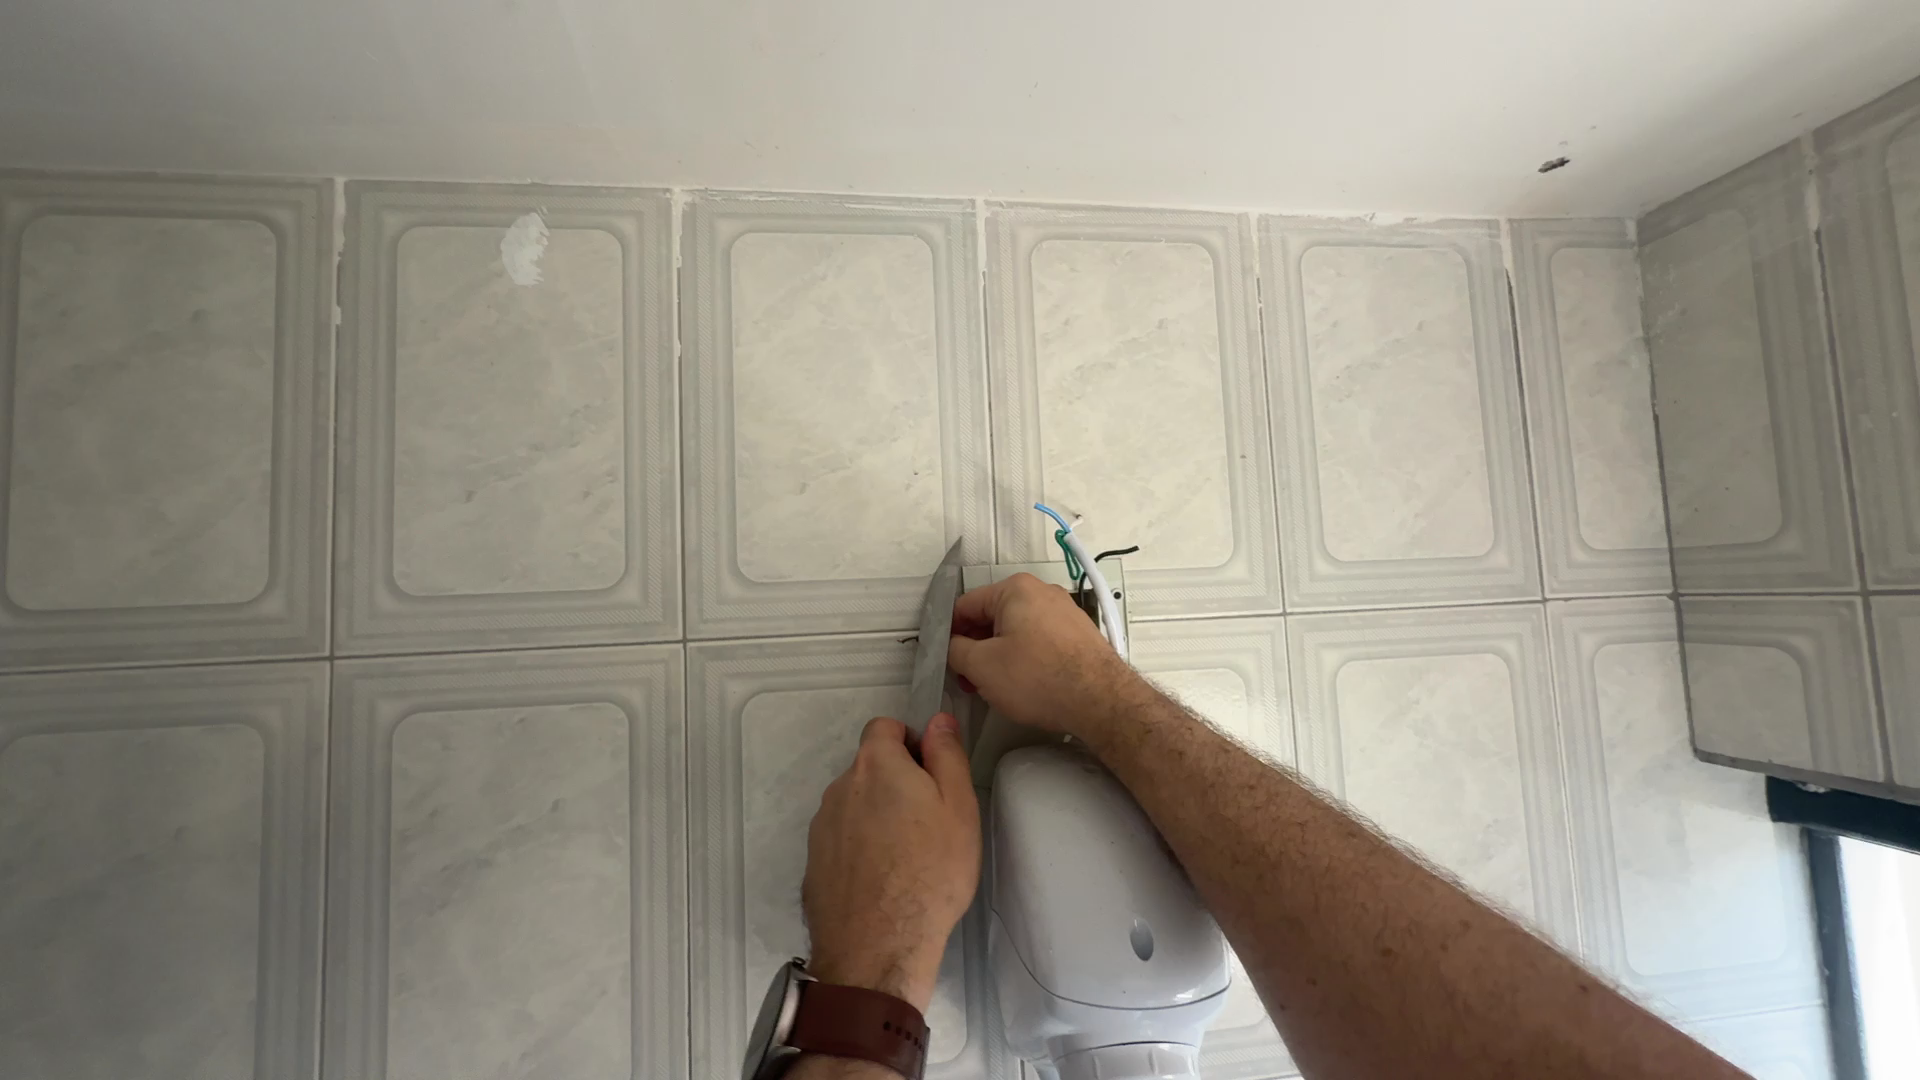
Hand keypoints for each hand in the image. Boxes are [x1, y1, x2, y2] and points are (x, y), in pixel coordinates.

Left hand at [802, 713, 980, 1011]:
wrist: (877, 950)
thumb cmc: (929, 872)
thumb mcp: (958, 807)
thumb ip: (947, 755)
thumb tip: (938, 720)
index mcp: (875, 766)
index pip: (884, 727)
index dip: (910, 742)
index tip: (930, 774)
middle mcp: (840, 787)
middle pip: (870, 767)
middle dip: (896, 781)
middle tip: (928, 820)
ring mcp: (822, 827)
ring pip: (855, 804)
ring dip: (877, 814)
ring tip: (906, 856)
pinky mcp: (814, 863)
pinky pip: (842, 839)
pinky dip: (860, 847)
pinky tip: (882, 880)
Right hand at [947, 573, 1139, 743]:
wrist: (1101, 702)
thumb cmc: (1045, 679)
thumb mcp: (981, 666)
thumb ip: (954, 650)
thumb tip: (951, 647)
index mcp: (1015, 589)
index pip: (966, 605)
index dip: (949, 633)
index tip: (945, 657)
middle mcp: (1042, 593)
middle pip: (992, 617)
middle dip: (976, 647)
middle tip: (968, 678)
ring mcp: (1063, 613)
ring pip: (1016, 630)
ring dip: (999, 655)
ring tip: (995, 686)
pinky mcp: (1077, 635)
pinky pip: (1039, 641)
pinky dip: (1025, 659)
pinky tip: (1023, 685)